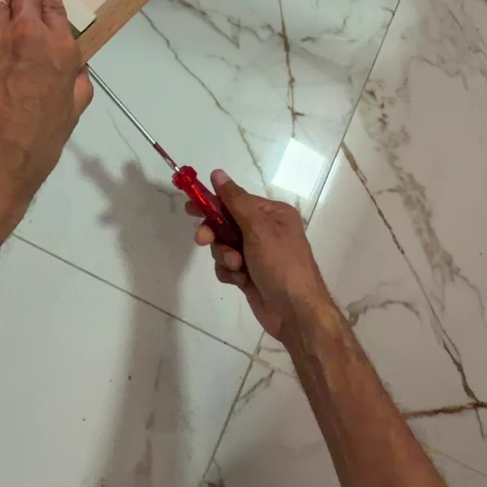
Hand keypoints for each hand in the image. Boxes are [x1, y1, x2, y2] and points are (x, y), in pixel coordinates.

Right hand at [189, 171, 335, 346]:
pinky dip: (230, 272)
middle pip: (227, 223)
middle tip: (202, 239)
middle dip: (216, 234)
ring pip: (224, 246)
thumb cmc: (280, 264)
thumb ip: (235, 200)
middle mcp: (266, 231)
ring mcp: (257, 254)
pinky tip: (240, 280)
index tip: (191, 207)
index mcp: (273, 214)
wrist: (296, 313)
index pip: (236, 201)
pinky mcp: (250, 274)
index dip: (213, 203)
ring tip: (237, 267)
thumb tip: (218, 173)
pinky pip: (228, 266)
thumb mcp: (258, 228)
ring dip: (225, 256)